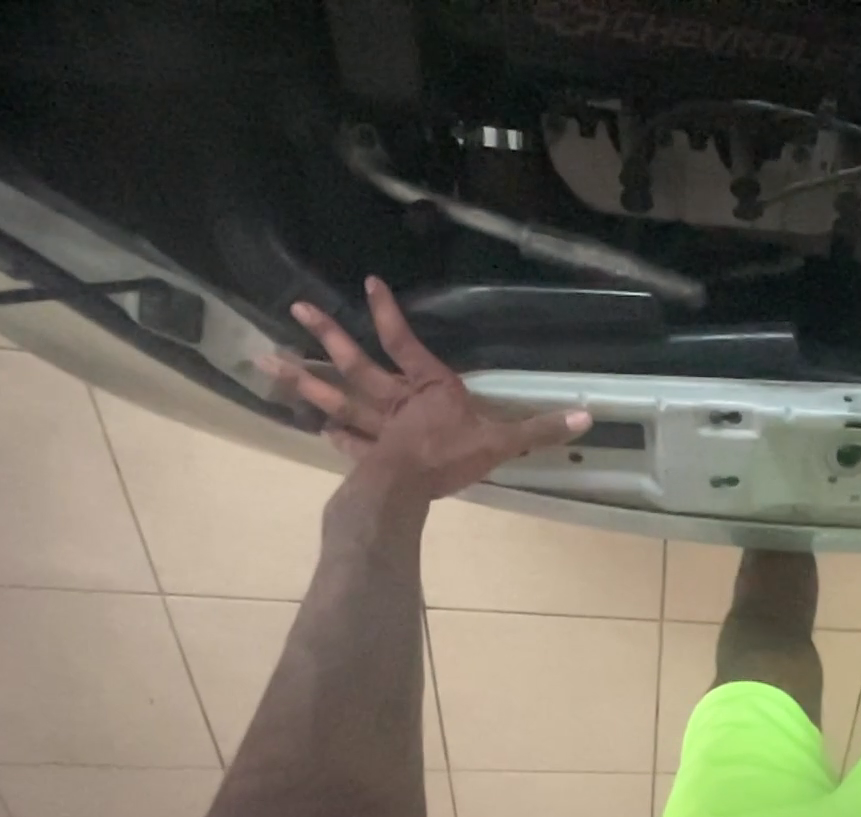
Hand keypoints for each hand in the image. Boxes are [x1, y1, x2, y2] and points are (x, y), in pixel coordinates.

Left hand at [256, 277, 591, 500]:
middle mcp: (394, 400)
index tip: (369, 282)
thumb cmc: (449, 457)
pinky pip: (347, 440)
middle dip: (329, 336)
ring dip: (309, 380)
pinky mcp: (367, 455)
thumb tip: (587, 417)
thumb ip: (539, 429)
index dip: (389, 314)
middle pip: (357, 363)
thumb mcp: (502, 442)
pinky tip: (320, 426)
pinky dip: (334, 433)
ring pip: (339, 397)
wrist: (406, 492)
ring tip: (273, 360)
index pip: (405, 342)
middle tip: (297, 309)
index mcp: (428, 388)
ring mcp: (375, 428)